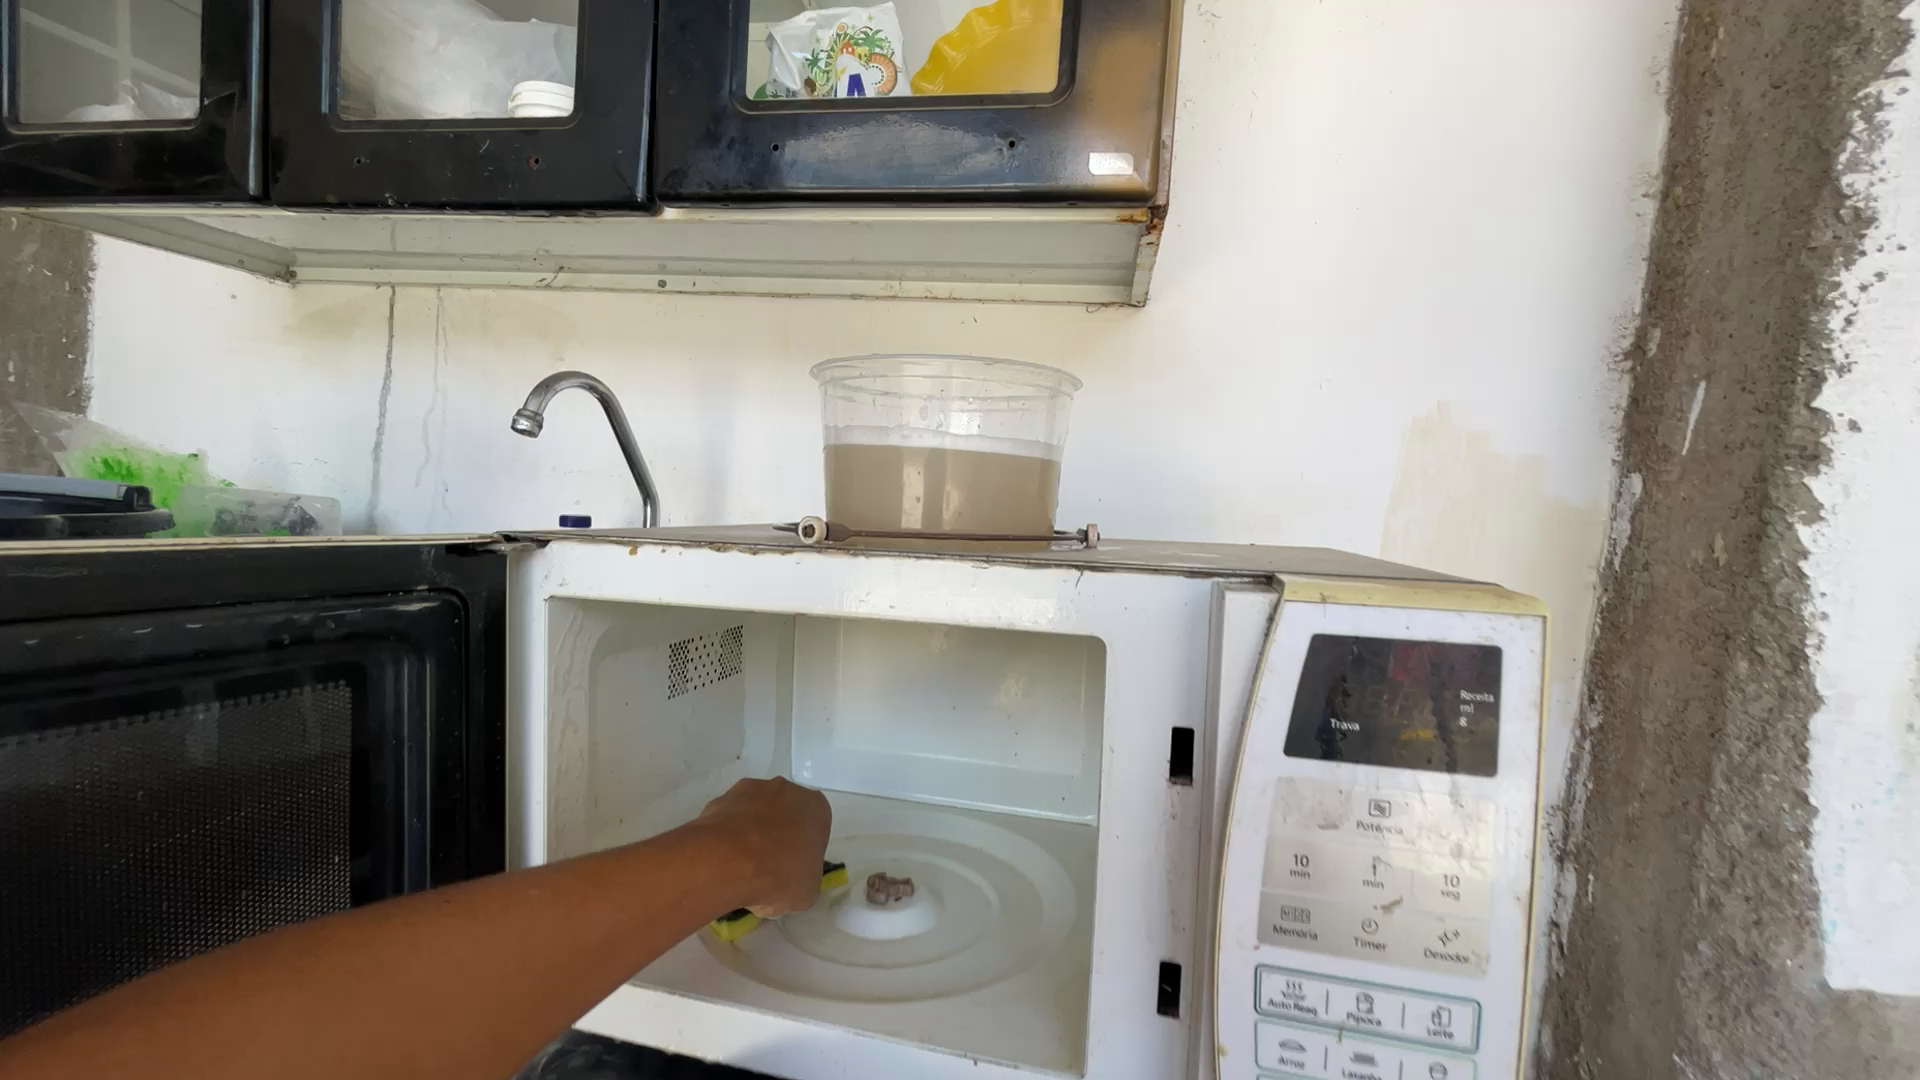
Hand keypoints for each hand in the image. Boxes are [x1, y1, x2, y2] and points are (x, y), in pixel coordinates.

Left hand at [697, 778, 831, 917]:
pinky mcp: (722, 798)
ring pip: (754, 813)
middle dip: (777, 836)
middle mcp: (787, 790)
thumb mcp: (807, 891)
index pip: (814, 828)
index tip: (792, 871)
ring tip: (738, 868)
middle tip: (766, 869)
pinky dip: (725, 835)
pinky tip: (720, 859)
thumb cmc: (780, 876)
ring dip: (750, 833)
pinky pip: (728, 818)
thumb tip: (789, 878)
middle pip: (784, 814)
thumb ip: (804, 875)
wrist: (730, 862)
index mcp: (816, 808)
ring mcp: (753, 790)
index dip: (803, 851)